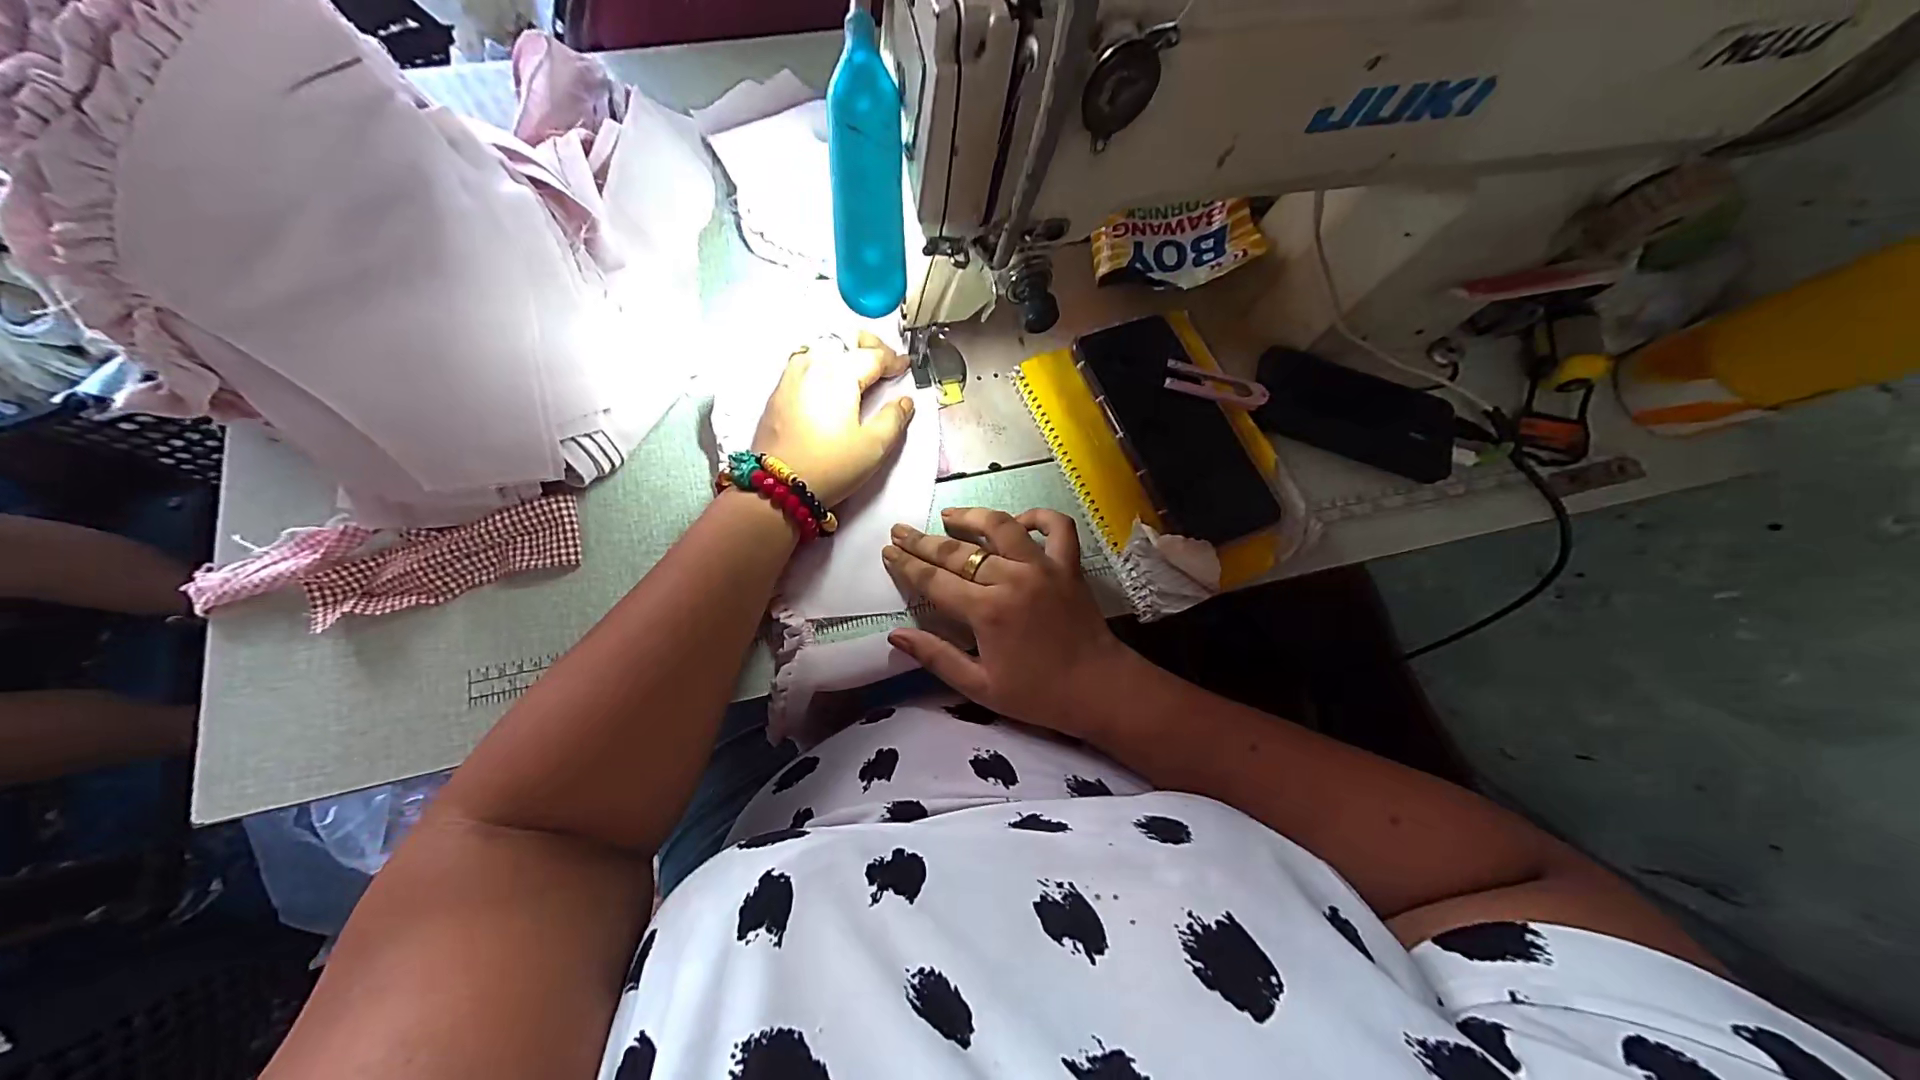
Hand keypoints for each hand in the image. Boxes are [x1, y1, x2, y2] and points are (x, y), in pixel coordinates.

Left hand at [751, 333, 915, 506]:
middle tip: (884, 359)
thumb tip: (903, 403)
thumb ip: (894, 418)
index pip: (873, 355)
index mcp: (840, 373)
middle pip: (845, 340)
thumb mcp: (874, 446)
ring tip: (858, 366)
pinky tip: (831, 380)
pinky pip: (805, 362)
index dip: (893, 360)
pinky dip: (823, 362)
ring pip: (822, 346)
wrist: (778, 485)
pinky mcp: (779, 392)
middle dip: (869, 345)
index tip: (904, 366)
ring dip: (844, 350)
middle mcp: (813, 365)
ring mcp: (791, 376)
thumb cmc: (827, 467)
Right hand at [883, 507, 1135, 738]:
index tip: (888, 550)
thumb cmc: (1037, 694)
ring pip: (1002, 527)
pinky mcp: (1069, 566)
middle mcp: (1012, 580)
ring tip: (949, 515)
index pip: (935, 581)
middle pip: (959, 552)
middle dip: (924, 541)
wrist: (1100, 690)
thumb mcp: (980, 687)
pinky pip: (1056, 527)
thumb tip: (895, 634)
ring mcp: (1043, 568)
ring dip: (972, 517)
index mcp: (987, 612)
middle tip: (901, 530)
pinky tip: (1018, 521)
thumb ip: (936, 657)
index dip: (907, 564)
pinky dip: (1038, 517)